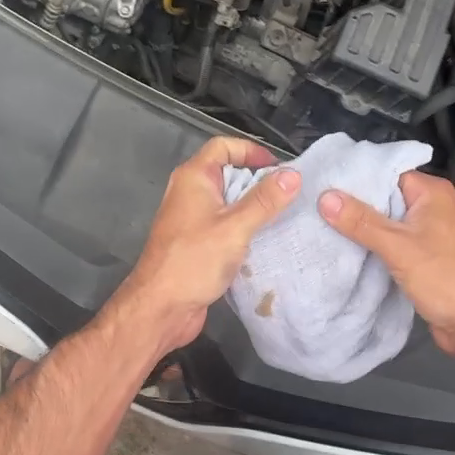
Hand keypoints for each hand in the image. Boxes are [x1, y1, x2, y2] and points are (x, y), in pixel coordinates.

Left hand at [112, 137, 300, 355]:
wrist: (160, 308)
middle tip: (289, 193)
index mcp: (194, 177)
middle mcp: (190, 191)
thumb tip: (293, 175)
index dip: (251, 150)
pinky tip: (267, 240)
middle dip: (257, 180)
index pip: (223, 146)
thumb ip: (264, 200)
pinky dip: (244, 227)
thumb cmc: (193, 260)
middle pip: (228, 172)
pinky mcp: (197, 242)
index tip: (278, 167)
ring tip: (285, 215)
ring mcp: (192, 218)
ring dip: (253, 206)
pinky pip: (225, 224)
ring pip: (228, 201)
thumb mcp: (235, 227)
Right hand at [319, 172, 454, 359]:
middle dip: (356, 204)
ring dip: (364, 228)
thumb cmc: (445, 278)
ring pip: (389, 222)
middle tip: (317, 205)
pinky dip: (376, 245)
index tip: (323, 181)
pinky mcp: (426, 256)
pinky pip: (395, 242)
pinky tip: (348, 249)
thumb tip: (325, 197)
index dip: (357, 178)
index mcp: (432, 192)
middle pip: (386, 197)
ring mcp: (431, 232)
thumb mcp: (397, 246)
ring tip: (325, 225)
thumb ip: (361, 221)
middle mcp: (433, 206)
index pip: (387, 173)